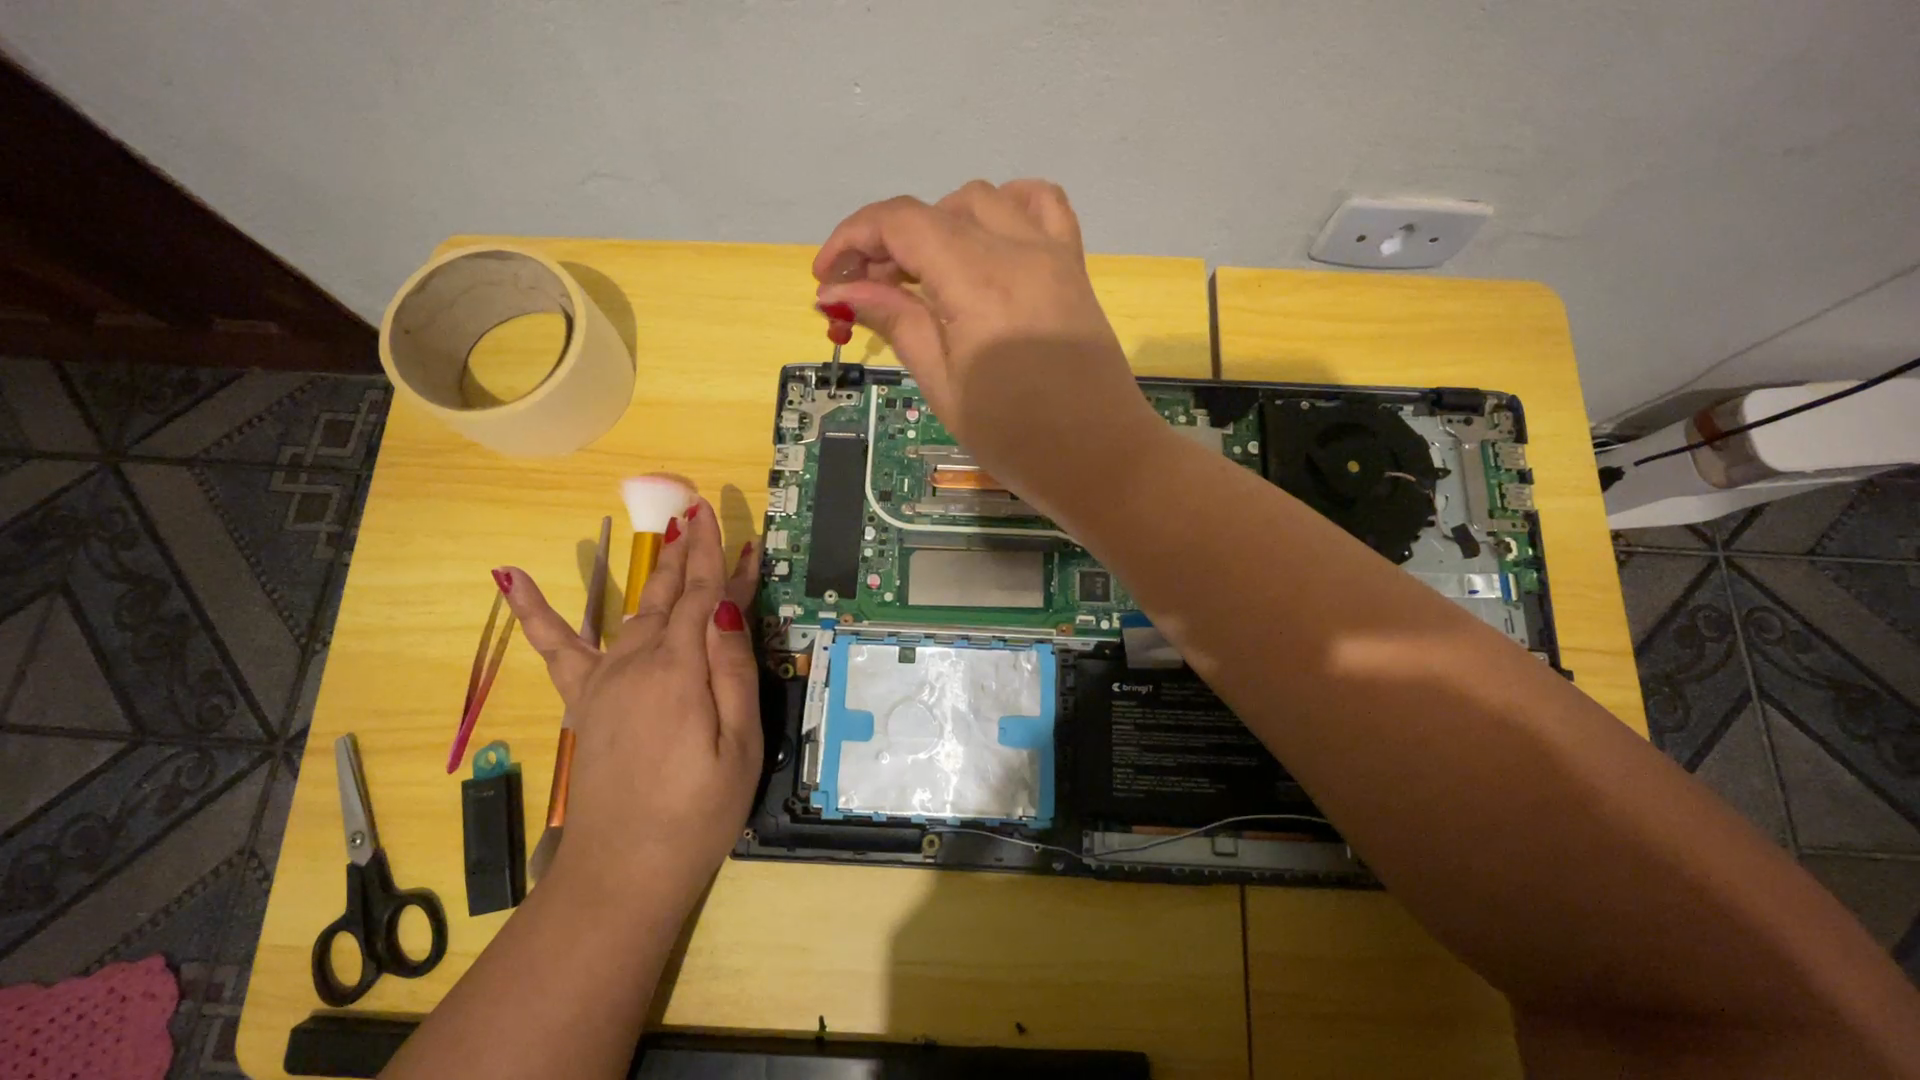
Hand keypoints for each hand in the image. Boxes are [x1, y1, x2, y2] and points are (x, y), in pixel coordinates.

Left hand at [496, 497, 759, 912]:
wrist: (626, 868)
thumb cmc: (699, 812)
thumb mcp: (739, 745)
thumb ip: (731, 672)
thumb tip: (724, 607)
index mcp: (679, 671)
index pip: (706, 600)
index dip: (722, 563)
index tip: (732, 526)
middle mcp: (636, 662)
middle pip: (669, 596)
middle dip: (688, 553)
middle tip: (697, 511)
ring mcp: (604, 679)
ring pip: (632, 611)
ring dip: (653, 571)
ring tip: (664, 534)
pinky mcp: (585, 700)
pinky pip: (557, 647)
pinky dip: (536, 610)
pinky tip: (511, 577)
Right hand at [812, 179, 1168, 520]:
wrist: (1102, 459)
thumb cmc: (1016, 438)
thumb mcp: (943, 385)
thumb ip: (896, 322)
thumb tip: (838, 291)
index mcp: (976, 279)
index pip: (899, 222)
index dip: (851, 239)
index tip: (826, 280)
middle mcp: (1015, 249)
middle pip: (933, 210)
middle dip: (886, 241)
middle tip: (866, 293)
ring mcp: (1052, 253)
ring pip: (982, 199)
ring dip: (939, 223)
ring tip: (924, 274)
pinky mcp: (1073, 267)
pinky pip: (1041, 204)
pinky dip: (1005, 207)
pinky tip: (986, 243)